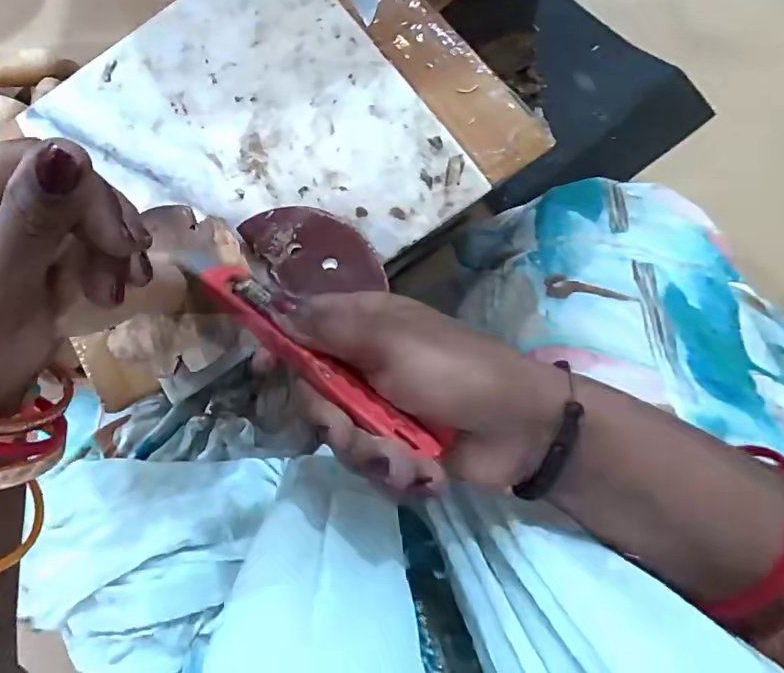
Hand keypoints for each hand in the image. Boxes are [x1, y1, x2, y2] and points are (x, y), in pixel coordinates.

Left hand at [0, 139, 152, 416]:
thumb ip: (32, 219)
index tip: (123, 244)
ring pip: (76, 196)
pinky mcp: (24, 225)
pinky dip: (104, 248)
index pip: (26, 161)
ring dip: (108, 239)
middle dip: (100, 222)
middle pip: (56, 175)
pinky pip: (79, 218)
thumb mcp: (1, 288)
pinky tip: (113, 281)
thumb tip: (68, 151)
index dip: (84, 193)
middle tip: (130, 273)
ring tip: (121, 287)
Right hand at [261, 293, 569, 496]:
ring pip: (340, 437)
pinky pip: (371, 464)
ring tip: (411, 461)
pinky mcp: (398, 445)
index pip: (302, 326)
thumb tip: (276, 310)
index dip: (279, 347)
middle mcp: (364, 362)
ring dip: (373, 455)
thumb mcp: (389, 342)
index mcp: (363, 323)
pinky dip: (399, 473)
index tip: (261, 372)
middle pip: (313, 393)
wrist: (522, 427)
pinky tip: (427, 472)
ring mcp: (381, 406)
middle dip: (334, 422)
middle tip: (356, 432)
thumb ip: (329, 330)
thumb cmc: (454, 370)